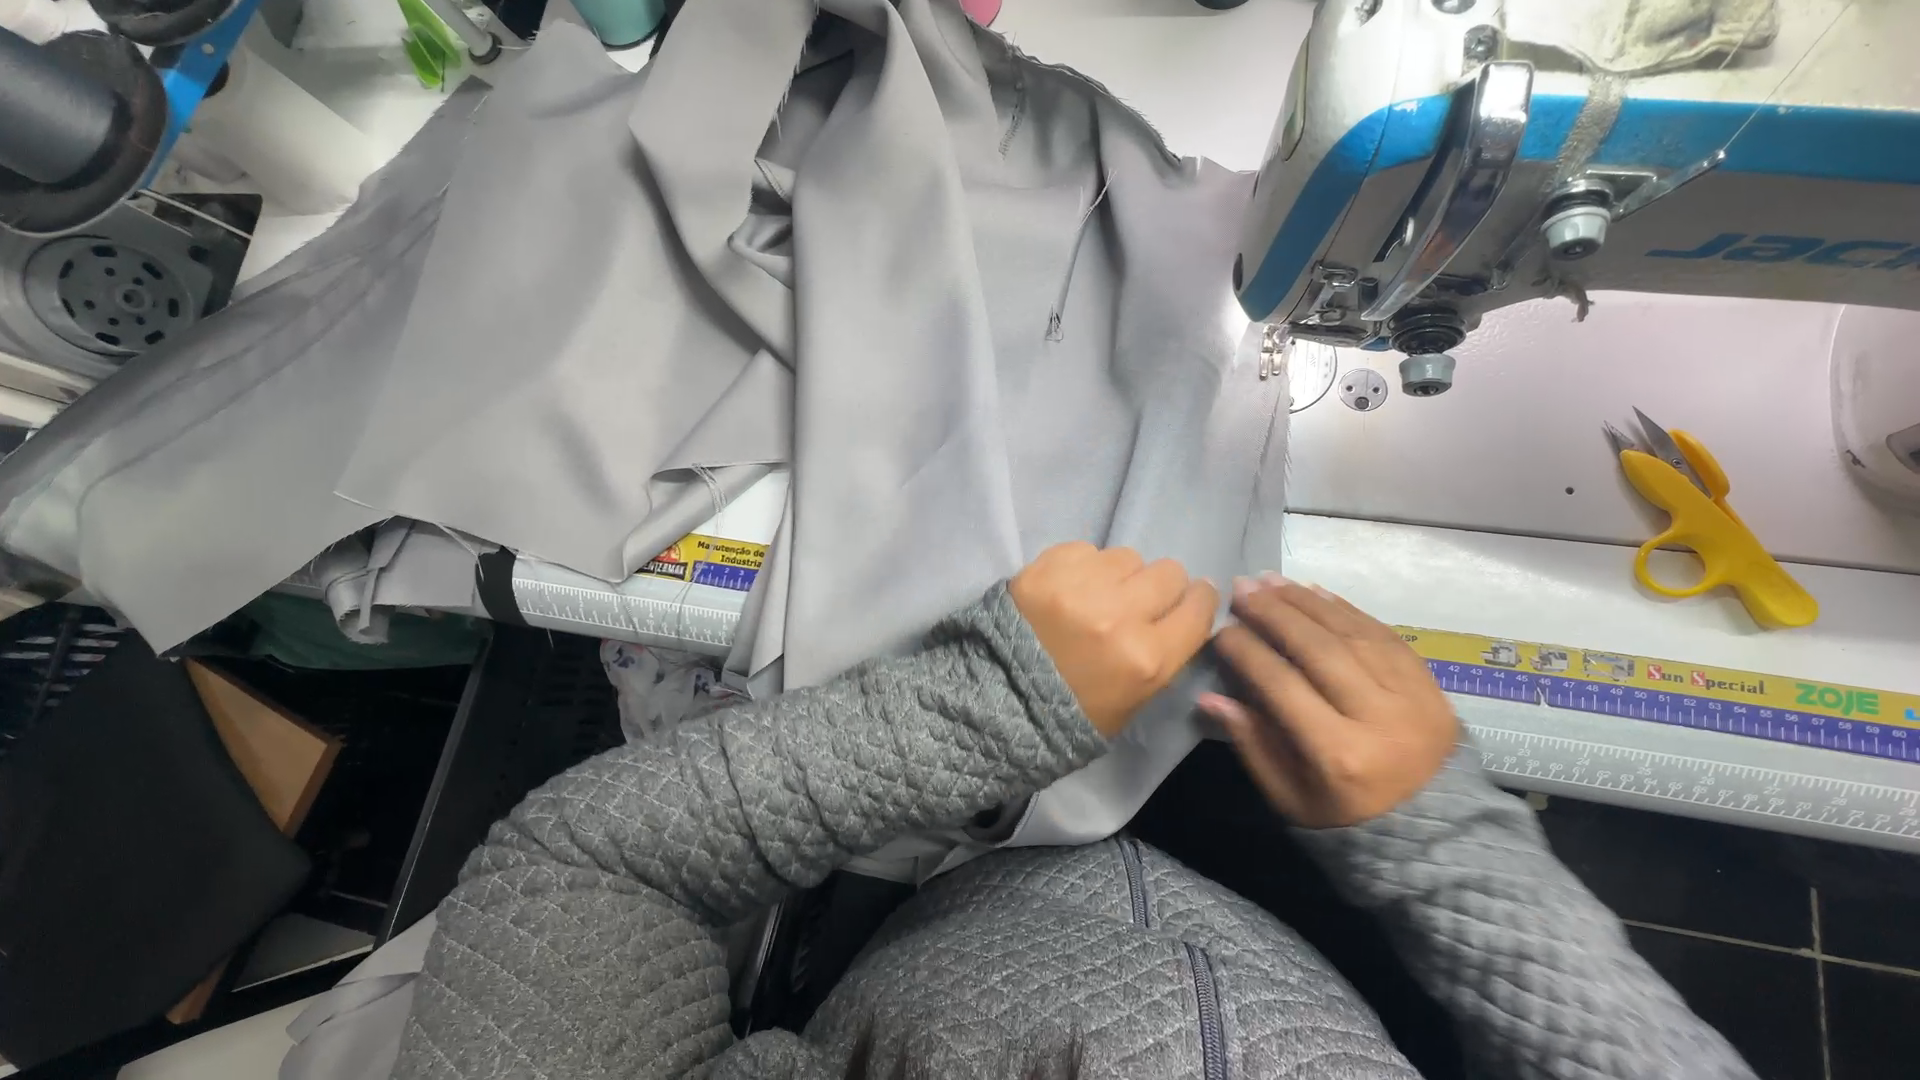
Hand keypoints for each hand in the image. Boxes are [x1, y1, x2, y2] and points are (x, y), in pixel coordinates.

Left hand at [1010, 543, 1218, 737]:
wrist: (996, 702)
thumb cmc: (1071, 713)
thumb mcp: (1136, 700)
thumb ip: (1166, 654)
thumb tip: (1185, 613)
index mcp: (1147, 658)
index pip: (1199, 607)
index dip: (1197, 600)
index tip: (1188, 600)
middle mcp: (1120, 615)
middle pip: (1168, 573)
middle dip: (1157, 587)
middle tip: (1136, 602)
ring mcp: (1082, 586)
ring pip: (1128, 556)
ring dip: (1118, 575)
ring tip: (1095, 597)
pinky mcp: (1047, 567)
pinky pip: (1087, 549)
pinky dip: (1082, 566)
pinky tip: (1068, 590)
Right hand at [1198, 577, 1457, 827]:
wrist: (1434, 834)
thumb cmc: (1345, 818)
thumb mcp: (1287, 796)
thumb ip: (1251, 743)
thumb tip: (1210, 697)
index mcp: (1340, 753)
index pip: (1283, 686)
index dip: (1247, 653)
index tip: (1220, 629)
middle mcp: (1380, 717)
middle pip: (1320, 651)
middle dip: (1275, 614)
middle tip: (1242, 588)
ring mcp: (1412, 697)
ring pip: (1352, 634)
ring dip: (1307, 602)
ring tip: (1270, 580)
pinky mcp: (1430, 685)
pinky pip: (1384, 634)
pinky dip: (1346, 610)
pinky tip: (1315, 592)